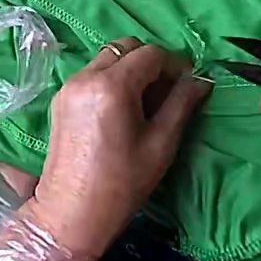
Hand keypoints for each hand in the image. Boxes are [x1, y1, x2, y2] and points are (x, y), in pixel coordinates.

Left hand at [24, 37, 211, 260]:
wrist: (71, 213)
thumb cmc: (122, 184)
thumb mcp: (161, 144)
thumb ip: (182, 103)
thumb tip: (201, 79)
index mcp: (112, 86)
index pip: (151, 53)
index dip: (175, 65)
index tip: (187, 85)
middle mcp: (86, 77)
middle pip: (126, 47)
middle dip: (151, 62)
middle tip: (166, 93)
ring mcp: (69, 86)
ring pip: (108, 57)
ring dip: (131, 70)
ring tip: (145, 104)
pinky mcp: (60, 99)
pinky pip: (92, 74)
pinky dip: (111, 79)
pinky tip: (122, 110)